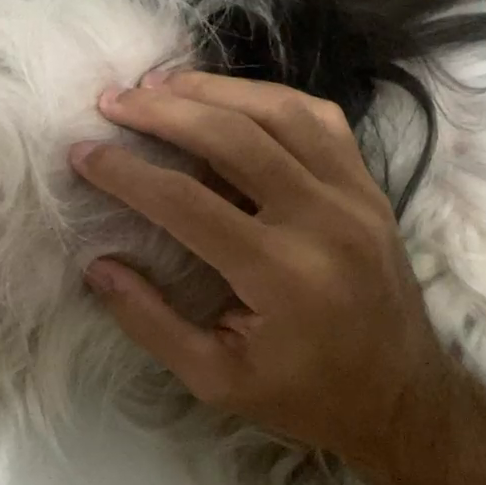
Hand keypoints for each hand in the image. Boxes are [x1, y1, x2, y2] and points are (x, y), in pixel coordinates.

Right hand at [71, 71, 456, 469]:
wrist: (403, 399)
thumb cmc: (303, 397)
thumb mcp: (214, 380)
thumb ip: (150, 322)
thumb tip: (96, 266)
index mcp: (280, 274)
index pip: (185, 201)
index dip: (125, 172)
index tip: (82, 153)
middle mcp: (323, 220)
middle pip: (232, 137)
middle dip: (163, 111)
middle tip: (112, 101)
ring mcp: (355, 195)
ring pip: (279, 112)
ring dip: (213, 90)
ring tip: (159, 85)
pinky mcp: (369, 187)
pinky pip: (319, 119)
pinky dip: (269, 99)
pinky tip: (230, 99)